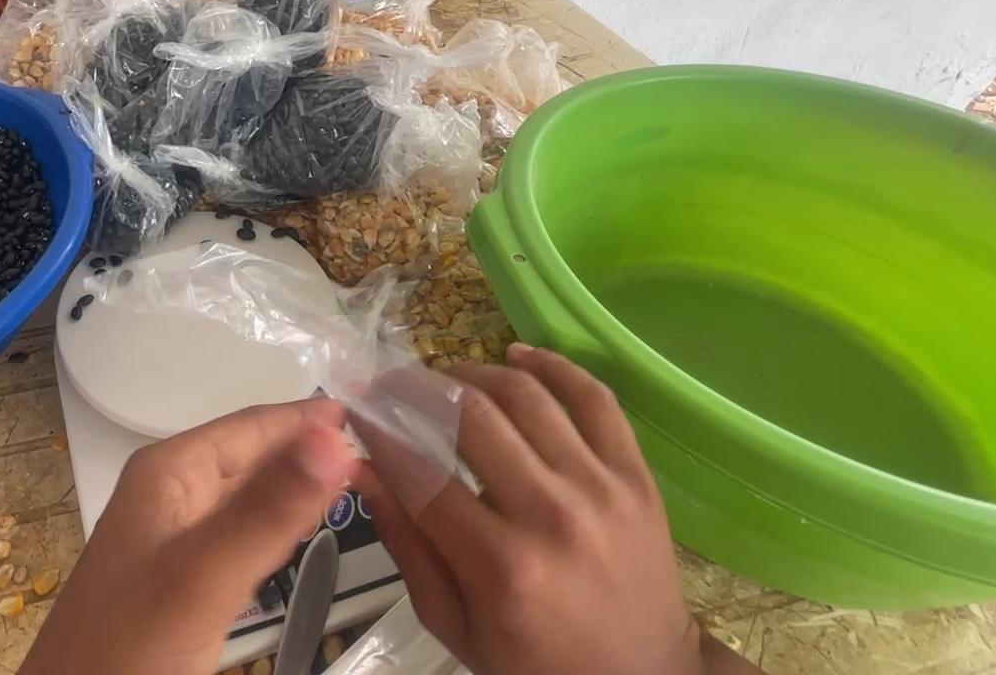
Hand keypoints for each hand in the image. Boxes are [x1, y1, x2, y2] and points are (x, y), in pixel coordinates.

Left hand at [19, 399, 353, 674]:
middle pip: (251, 454)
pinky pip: (241, 532)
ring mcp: (176, 534)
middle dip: (307, 448)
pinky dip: (278, 523)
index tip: (368, 413)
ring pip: (247, 492)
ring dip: (295, 483)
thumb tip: (335, 436)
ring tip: (352, 478)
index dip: (307, 417)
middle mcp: (173, 490)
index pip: (252, 425)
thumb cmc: (131, 645)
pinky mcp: (184, 575)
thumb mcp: (204, 573)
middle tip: (376, 448)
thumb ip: (269, 508)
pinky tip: (302, 528)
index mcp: (171, 470)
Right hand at [354, 343, 757, 674]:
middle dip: (415, 388)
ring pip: (524, 394)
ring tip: (445, 377)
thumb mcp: (455, 624)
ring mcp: (601, 489)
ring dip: (472, 371)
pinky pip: (595, 397)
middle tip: (392, 385)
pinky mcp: (637, 476)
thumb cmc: (536, 662)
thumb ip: (406, 544)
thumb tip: (362, 468)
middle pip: (469, 416)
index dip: (379, 428)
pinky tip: (515, 353)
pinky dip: (552, 364)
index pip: (419, 470)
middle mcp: (552, 516)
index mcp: (501, 566)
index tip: (358, 407)